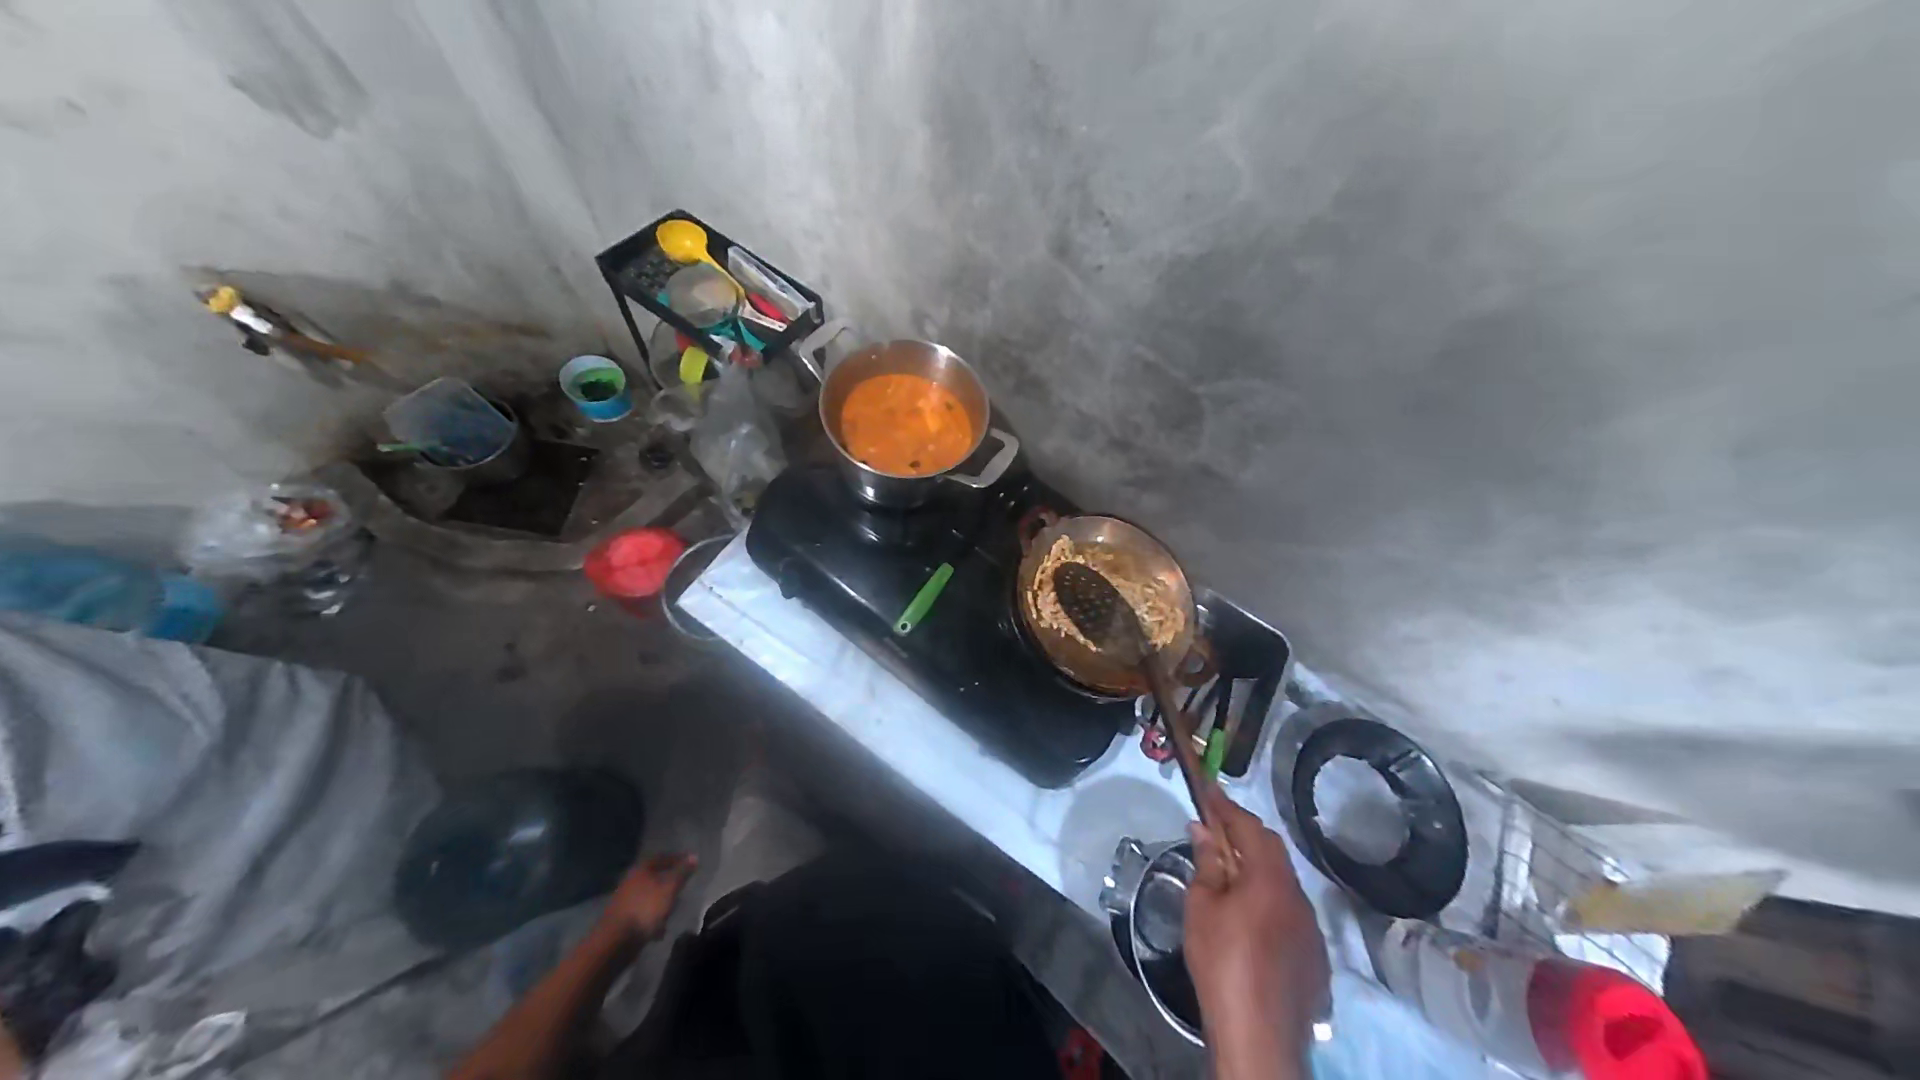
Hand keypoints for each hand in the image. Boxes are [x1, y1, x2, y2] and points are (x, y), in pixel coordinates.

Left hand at [598, 852, 697, 941]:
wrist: (615, 941)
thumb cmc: (646, 909)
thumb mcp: (670, 888)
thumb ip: (682, 872)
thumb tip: (694, 856)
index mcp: (641, 869)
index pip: (663, 857)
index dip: (678, 859)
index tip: (691, 863)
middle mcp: (631, 881)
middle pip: (655, 877)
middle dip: (669, 883)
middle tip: (683, 887)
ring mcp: (624, 901)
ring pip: (649, 896)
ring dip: (661, 902)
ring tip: (674, 910)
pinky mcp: (622, 919)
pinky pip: (643, 913)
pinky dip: (652, 918)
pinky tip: (659, 930)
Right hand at [1185, 788, 1328, 1077]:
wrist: (1260, 1034)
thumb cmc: (1221, 960)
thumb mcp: (1202, 906)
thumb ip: (1206, 864)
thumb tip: (1203, 830)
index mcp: (1269, 879)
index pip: (1248, 827)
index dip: (1226, 805)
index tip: (1209, 787)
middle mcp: (1298, 896)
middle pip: (1272, 850)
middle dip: (1243, 833)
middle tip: (1215, 827)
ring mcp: (1311, 927)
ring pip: (1283, 880)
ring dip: (1257, 867)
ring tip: (1228, 870)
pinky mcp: (1316, 955)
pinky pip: (1291, 911)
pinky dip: (1269, 898)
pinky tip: (1250, 916)